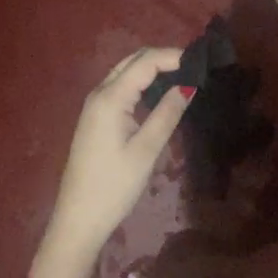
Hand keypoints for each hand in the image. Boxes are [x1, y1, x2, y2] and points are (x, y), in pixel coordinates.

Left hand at [30, 48, 191, 277]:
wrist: (77, 221)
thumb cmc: (113, 186)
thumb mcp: (145, 151)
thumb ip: (167, 114)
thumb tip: (188, 85)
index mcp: (110, 97)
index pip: (145, 61)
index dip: (172, 56)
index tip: (199, 61)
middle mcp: (99, 93)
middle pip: (133, 60)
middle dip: (162, 58)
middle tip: (192, 68)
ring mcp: (94, 105)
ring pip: (125, 72)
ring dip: (151, 69)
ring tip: (180, 77)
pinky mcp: (95, 118)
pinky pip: (120, 87)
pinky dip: (140, 82)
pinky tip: (157, 94)